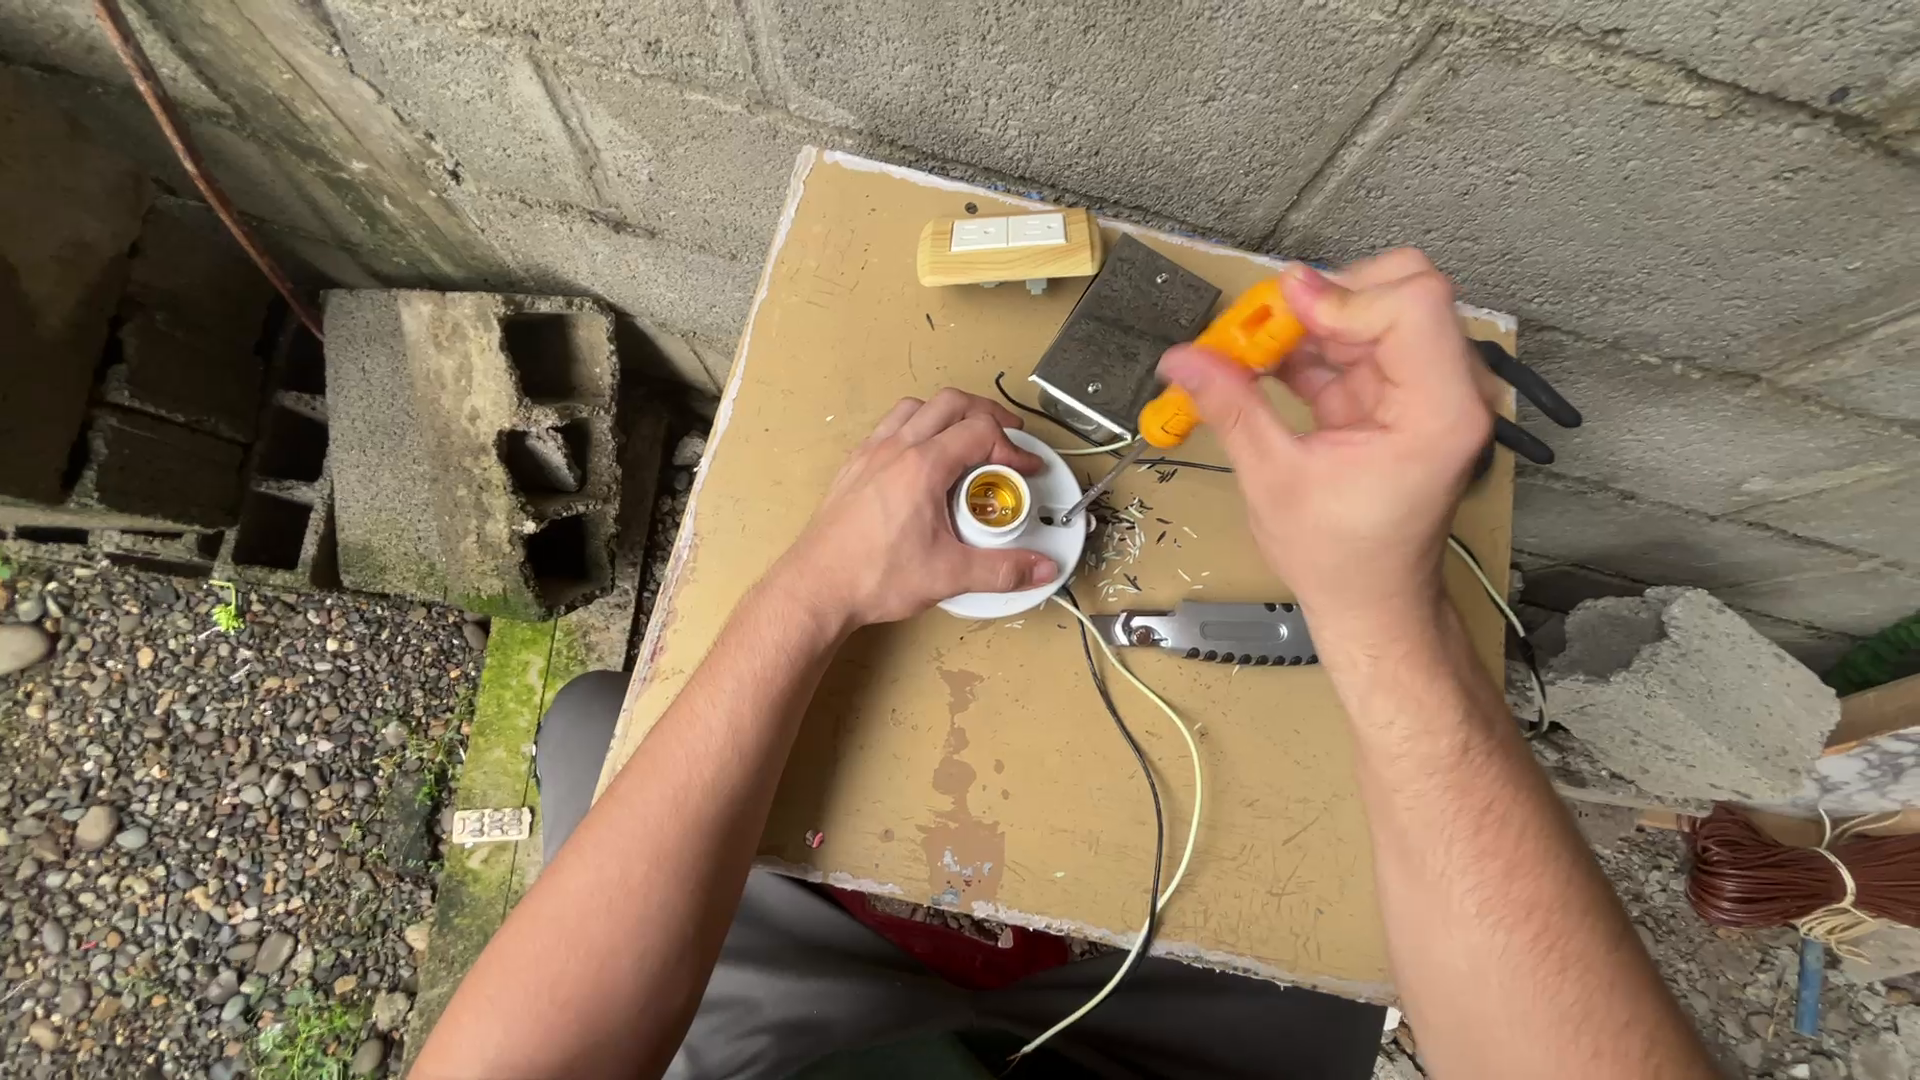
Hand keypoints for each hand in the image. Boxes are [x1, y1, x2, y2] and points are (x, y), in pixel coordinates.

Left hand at [776, 389, 1058, 630]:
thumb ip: (1002, 569)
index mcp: (922, 466)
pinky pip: (890, 426)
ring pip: (916, 407)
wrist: (816, 587)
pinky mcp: (854, 467)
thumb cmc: (871, 576)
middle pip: (951, 403)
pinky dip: (916, 427)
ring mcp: (870, 454)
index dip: (1013, 447)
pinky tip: (922, 457)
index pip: (980, 432)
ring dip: (948, 414)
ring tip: (967, 438)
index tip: (1025, 469)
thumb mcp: (949, 575)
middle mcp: (895, 449)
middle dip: (987, 414)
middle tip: (1007, 437)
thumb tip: (1039, 568)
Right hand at [1158, 249, 1491, 630]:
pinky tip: (1260, 367)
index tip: (1277, 313)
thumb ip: (1232, 407)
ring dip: (1304, 325)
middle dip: (1324, 301)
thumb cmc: (1337, 557)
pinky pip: (1350, 346)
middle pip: (1399, 292)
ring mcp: (1420, 390)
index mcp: (1437, 413)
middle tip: (1262, 327)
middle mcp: (1445, 390)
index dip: (1341, 297)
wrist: (1367, 598)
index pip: (1412, 306)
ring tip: (1244, 351)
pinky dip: (1305, 349)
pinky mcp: (1392, 397)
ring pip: (1368, 313)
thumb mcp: (1273, 480)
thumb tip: (1181, 360)